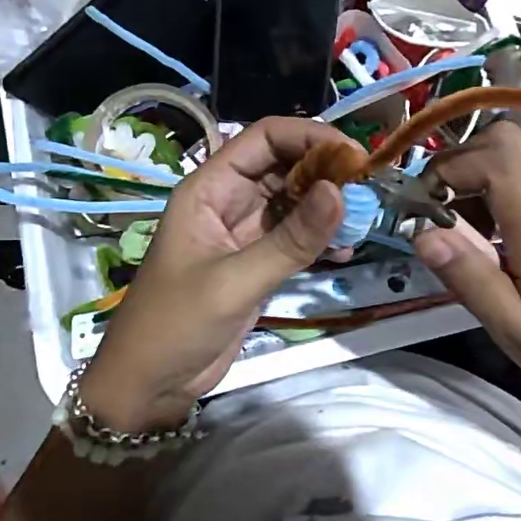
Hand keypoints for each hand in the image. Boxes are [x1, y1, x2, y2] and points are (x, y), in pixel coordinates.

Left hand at [79, 117, 349, 429]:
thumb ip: (290, 240)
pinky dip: (321, 238)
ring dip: (328, 204)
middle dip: (327, 170)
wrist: (150, 383)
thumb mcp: (234, 281)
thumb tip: (340, 192)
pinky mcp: (257, 262)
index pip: (264, 138)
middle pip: (284, 165)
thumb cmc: (175, 325)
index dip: (310, 137)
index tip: (353, 156)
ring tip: (365, 217)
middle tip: (370, 187)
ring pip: (294, 200)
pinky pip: (295, 237)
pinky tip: (346, 250)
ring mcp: (245, 233)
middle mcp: (229, 201)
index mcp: (210, 189)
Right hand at [412, 121, 520, 422]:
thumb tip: (423, 234)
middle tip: (435, 208)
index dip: (451, 168)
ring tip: (459, 227)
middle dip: (460, 161)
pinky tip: (491, 237)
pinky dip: (498, 187)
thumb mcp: (517, 337)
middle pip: (508, 140)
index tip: (424, 206)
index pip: (498, 157)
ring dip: (478, 173)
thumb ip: (472, 281)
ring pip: (519, 151)